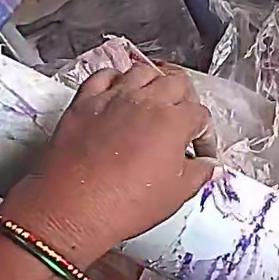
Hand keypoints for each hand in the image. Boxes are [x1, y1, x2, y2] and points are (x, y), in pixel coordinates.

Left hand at [0, 64, 216, 262]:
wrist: (72, 208)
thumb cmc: (124, 205)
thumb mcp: (175, 195)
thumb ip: (198, 173)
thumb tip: (206, 165)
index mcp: (173, 121)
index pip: (200, 115)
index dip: (204, 134)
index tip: (199, 150)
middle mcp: (144, 101)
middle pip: (176, 82)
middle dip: (185, 100)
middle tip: (181, 119)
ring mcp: (112, 98)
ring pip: (141, 72)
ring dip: (153, 84)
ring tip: (153, 102)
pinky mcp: (84, 102)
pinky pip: (103, 77)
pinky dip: (115, 80)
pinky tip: (118, 92)